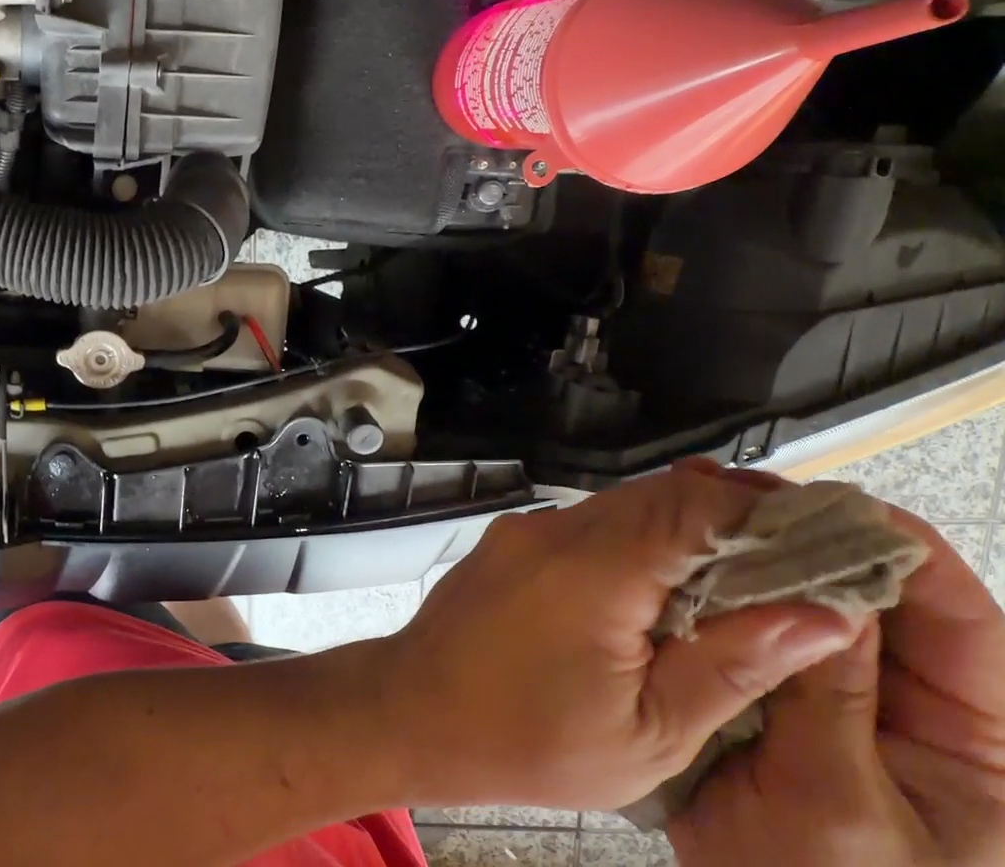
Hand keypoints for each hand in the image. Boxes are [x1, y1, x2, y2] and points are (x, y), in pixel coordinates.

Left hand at [374, 459, 860, 810]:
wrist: (407, 714)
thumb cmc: (521, 740)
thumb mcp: (648, 732)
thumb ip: (733, 665)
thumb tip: (822, 615)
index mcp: (589, 570)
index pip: (694, 503)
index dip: (769, 513)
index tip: (829, 543)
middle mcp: (550, 532)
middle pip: (661, 495)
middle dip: (739, 520)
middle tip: (802, 568)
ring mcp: (522, 533)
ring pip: (625, 506)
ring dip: (688, 533)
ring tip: (746, 585)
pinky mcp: (509, 545)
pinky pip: (589, 526)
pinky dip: (639, 544)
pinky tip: (668, 591)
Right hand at [670, 511, 1004, 866]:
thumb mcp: (833, 801)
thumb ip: (832, 699)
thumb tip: (826, 593)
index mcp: (973, 739)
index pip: (963, 626)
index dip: (910, 558)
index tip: (838, 507)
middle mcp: (908, 703)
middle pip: (880, 606)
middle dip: (821, 550)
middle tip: (748, 502)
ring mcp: (834, 696)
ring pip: (809, 613)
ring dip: (765, 570)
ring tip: (711, 523)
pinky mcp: (770, 694)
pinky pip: (755, 635)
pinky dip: (725, 602)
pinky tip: (687, 570)